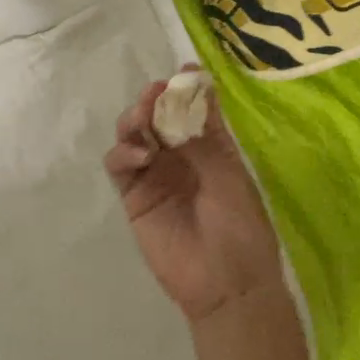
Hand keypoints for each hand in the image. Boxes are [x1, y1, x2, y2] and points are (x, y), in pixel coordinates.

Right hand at [104, 69, 284, 322]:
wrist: (226, 286)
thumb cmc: (241, 231)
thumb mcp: (229, 178)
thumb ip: (201, 138)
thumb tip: (184, 92)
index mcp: (212, 149)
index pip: (195, 110)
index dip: (188, 89)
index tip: (184, 72)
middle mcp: (179, 156)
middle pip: (158, 116)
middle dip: (154, 100)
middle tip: (154, 94)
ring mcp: (154, 174)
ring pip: (134, 134)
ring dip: (134, 120)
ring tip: (142, 120)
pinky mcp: (133, 195)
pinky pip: (119, 164)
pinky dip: (123, 152)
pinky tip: (138, 155)